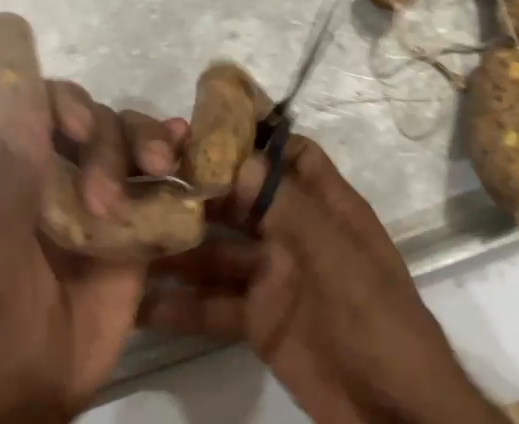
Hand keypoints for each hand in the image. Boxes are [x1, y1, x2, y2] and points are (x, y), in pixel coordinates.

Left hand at [0, 21, 187, 423]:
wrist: (37, 383)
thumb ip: (8, 182)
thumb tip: (25, 109)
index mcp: (19, 169)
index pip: (40, 107)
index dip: (62, 104)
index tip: (79, 128)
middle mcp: (61, 172)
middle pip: (94, 121)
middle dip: (107, 145)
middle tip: (107, 200)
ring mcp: (103, 195)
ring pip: (129, 140)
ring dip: (147, 140)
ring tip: (161, 166)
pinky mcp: (138, 223)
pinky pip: (161, 180)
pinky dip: (176, 154)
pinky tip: (186, 148)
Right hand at [142, 137, 506, 423]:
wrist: (393, 411)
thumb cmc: (374, 319)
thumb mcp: (334, 255)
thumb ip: (285, 205)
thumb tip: (239, 155)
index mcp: (325, 208)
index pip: (290, 154)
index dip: (252, 136)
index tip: (200, 123)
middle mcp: (295, 234)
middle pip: (241, 199)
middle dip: (198, 188)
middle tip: (142, 179)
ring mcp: (274, 278)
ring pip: (218, 252)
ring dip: (177, 246)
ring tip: (125, 236)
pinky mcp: (258, 322)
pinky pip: (212, 305)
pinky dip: (179, 305)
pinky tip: (138, 302)